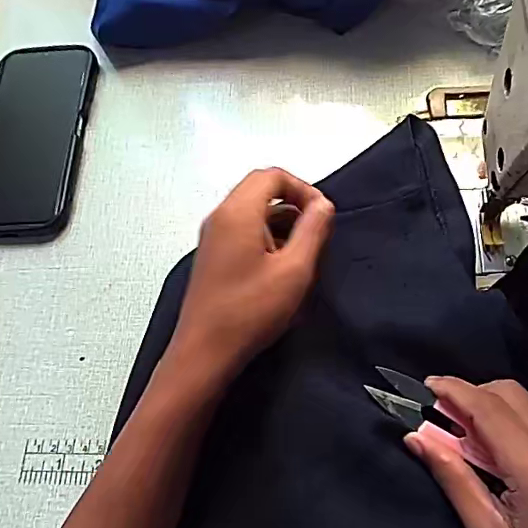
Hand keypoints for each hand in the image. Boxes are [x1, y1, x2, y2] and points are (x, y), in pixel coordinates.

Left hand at [171, 168, 335, 372]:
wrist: (205, 351)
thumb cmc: (249, 312)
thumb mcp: (294, 270)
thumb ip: (313, 230)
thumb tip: (323, 205)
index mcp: (237, 213)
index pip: (272, 175)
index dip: (303, 188)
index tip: (322, 214)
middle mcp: (219, 218)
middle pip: (260, 190)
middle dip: (294, 205)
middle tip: (316, 233)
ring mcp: (212, 238)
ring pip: (253, 212)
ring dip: (282, 224)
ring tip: (302, 256)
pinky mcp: (213, 257)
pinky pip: (243, 232)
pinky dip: (267, 238)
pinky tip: (280, 270)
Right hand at [405, 377, 527, 527]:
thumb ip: (454, 480)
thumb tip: (418, 439)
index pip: (490, 408)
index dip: (454, 391)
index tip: (427, 387)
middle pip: (509, 392)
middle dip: (470, 394)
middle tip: (441, 418)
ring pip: (525, 401)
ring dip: (489, 406)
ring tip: (465, 439)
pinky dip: (510, 420)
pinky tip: (496, 450)